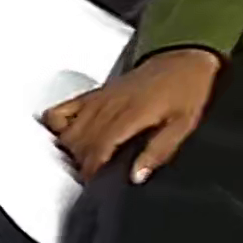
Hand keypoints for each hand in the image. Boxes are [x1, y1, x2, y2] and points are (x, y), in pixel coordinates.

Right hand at [41, 48, 221, 182]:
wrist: (181, 61)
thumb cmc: (186, 90)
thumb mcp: (185, 124)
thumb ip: (159, 151)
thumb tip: (137, 176)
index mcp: (128, 117)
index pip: (96, 152)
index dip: (93, 171)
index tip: (96, 181)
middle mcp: (105, 110)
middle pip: (78, 147)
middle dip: (84, 163)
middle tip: (97, 171)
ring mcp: (93, 103)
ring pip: (66, 135)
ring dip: (72, 150)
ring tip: (87, 155)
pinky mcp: (87, 97)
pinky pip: (56, 114)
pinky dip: (56, 127)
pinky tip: (68, 133)